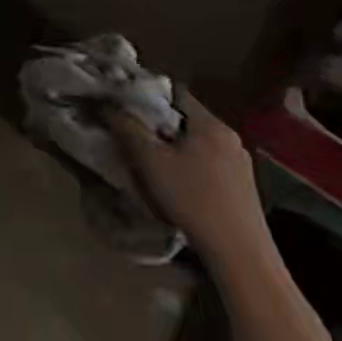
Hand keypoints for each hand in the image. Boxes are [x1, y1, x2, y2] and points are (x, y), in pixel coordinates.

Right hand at [112, 90, 269, 260]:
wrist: (238, 250)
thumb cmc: (190, 195)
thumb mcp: (147, 157)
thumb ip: (124, 124)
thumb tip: (103, 101)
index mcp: (211, 125)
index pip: (173, 92)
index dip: (141, 90)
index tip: (114, 97)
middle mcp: (229, 137)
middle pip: (182, 115)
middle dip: (150, 117)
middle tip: (119, 122)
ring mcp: (238, 161)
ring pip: (191, 137)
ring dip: (164, 138)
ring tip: (138, 147)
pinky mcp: (238, 181)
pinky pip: (201, 155)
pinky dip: (179, 155)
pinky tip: (165, 170)